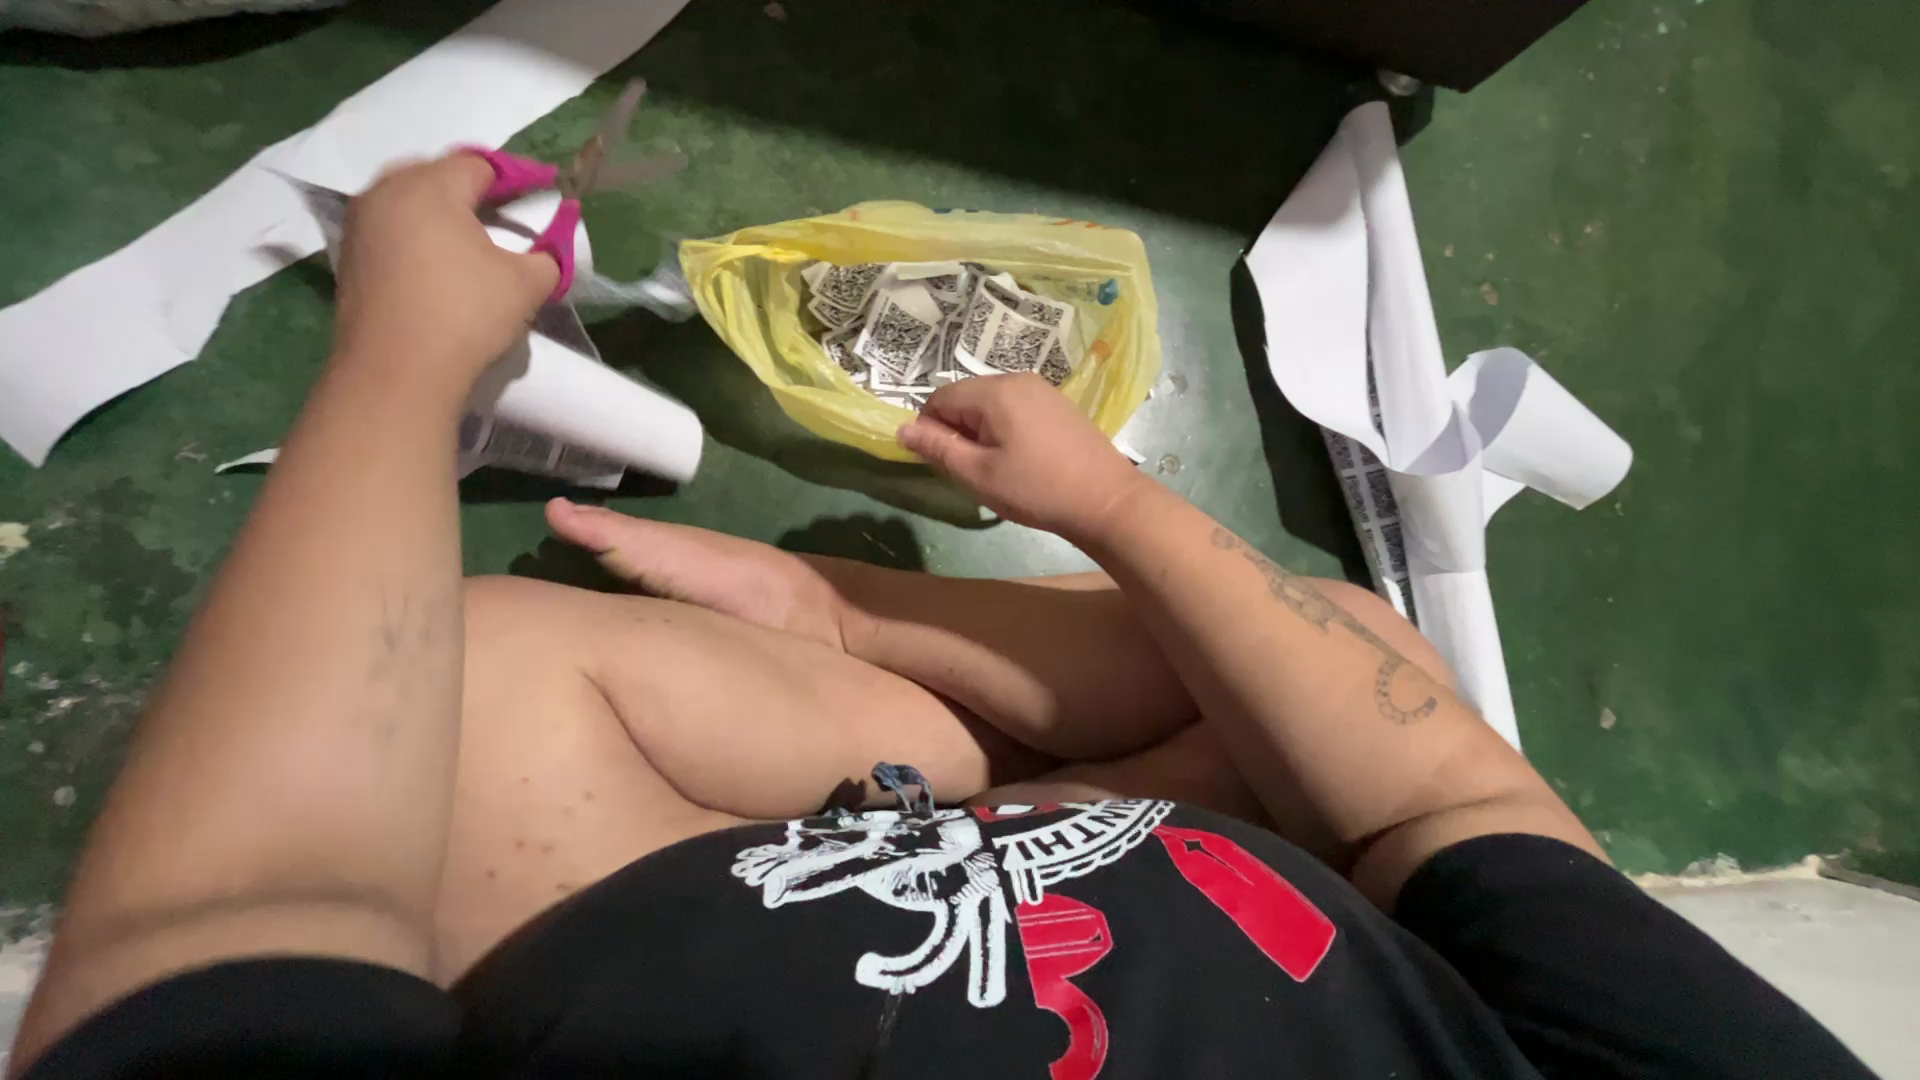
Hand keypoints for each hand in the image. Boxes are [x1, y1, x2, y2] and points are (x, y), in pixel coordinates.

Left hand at [332, 153, 559, 388]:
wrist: (399, 368)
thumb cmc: (468, 313)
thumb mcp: (528, 285)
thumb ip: (548, 257)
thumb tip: (550, 251)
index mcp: (431, 187)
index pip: (478, 165)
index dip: (515, 176)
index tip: (542, 191)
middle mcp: (386, 192)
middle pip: (435, 174)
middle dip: (471, 188)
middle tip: (503, 212)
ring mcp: (361, 223)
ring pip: (408, 201)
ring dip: (441, 212)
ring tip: (472, 240)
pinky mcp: (351, 256)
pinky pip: (392, 229)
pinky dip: (419, 236)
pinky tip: (441, 265)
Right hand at [898, 374, 1148, 540]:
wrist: (1106, 500)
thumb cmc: (1036, 489)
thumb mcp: (978, 474)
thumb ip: (937, 448)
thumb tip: (902, 429)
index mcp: (994, 391)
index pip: (940, 398)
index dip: (930, 430)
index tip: (943, 463)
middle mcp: (1017, 379)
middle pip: (966, 398)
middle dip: (958, 430)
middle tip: (972, 470)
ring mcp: (1042, 389)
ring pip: (991, 405)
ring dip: (982, 432)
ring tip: (998, 468)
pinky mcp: (1059, 404)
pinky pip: (1016, 409)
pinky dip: (1006, 430)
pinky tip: (1022, 460)